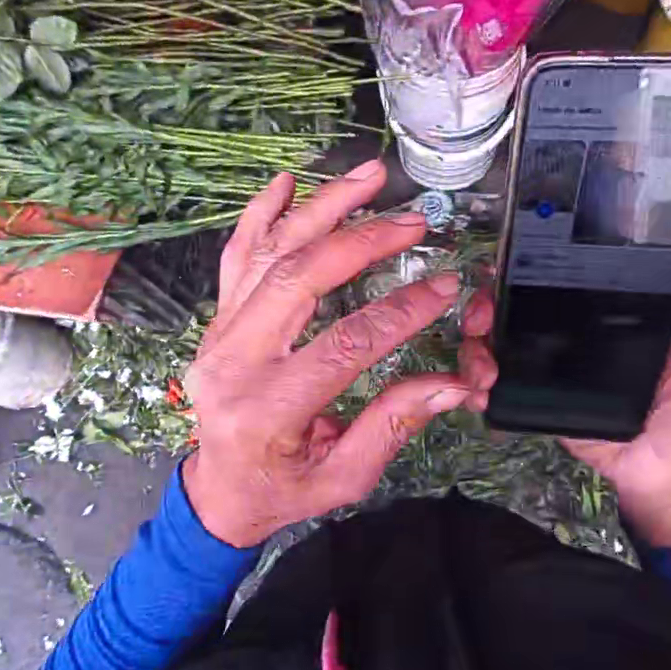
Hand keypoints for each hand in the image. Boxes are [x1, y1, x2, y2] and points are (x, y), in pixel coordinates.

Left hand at [180, 160, 466, 547]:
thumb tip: (452, 385)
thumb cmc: (284, 491)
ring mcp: (218, 334)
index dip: (401, 312)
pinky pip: (237, 257)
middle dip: (364, 242)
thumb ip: (393, 427)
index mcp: (267, 410)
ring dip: (323, 207)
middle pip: (299, 280)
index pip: (346, 344)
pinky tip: (287, 182)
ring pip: (269, 253)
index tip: (444, 288)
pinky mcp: (218, 320)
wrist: (218, 492)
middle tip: (413, 222)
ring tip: (370, 176)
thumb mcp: (344, 478)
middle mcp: (233, 362)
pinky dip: (261, 214)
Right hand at [459, 248, 670, 548]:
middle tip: (489, 302)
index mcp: (625, 304)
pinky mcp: (542, 395)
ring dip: (479, 331)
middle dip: (496, 289)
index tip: (528, 236)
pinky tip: (478, 383)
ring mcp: (558, 359)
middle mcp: (585, 323)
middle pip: (528, 292)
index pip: (580, 263)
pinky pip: (502, 378)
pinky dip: (476, 375)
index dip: (551, 247)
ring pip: (504, 331)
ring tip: (481, 345)